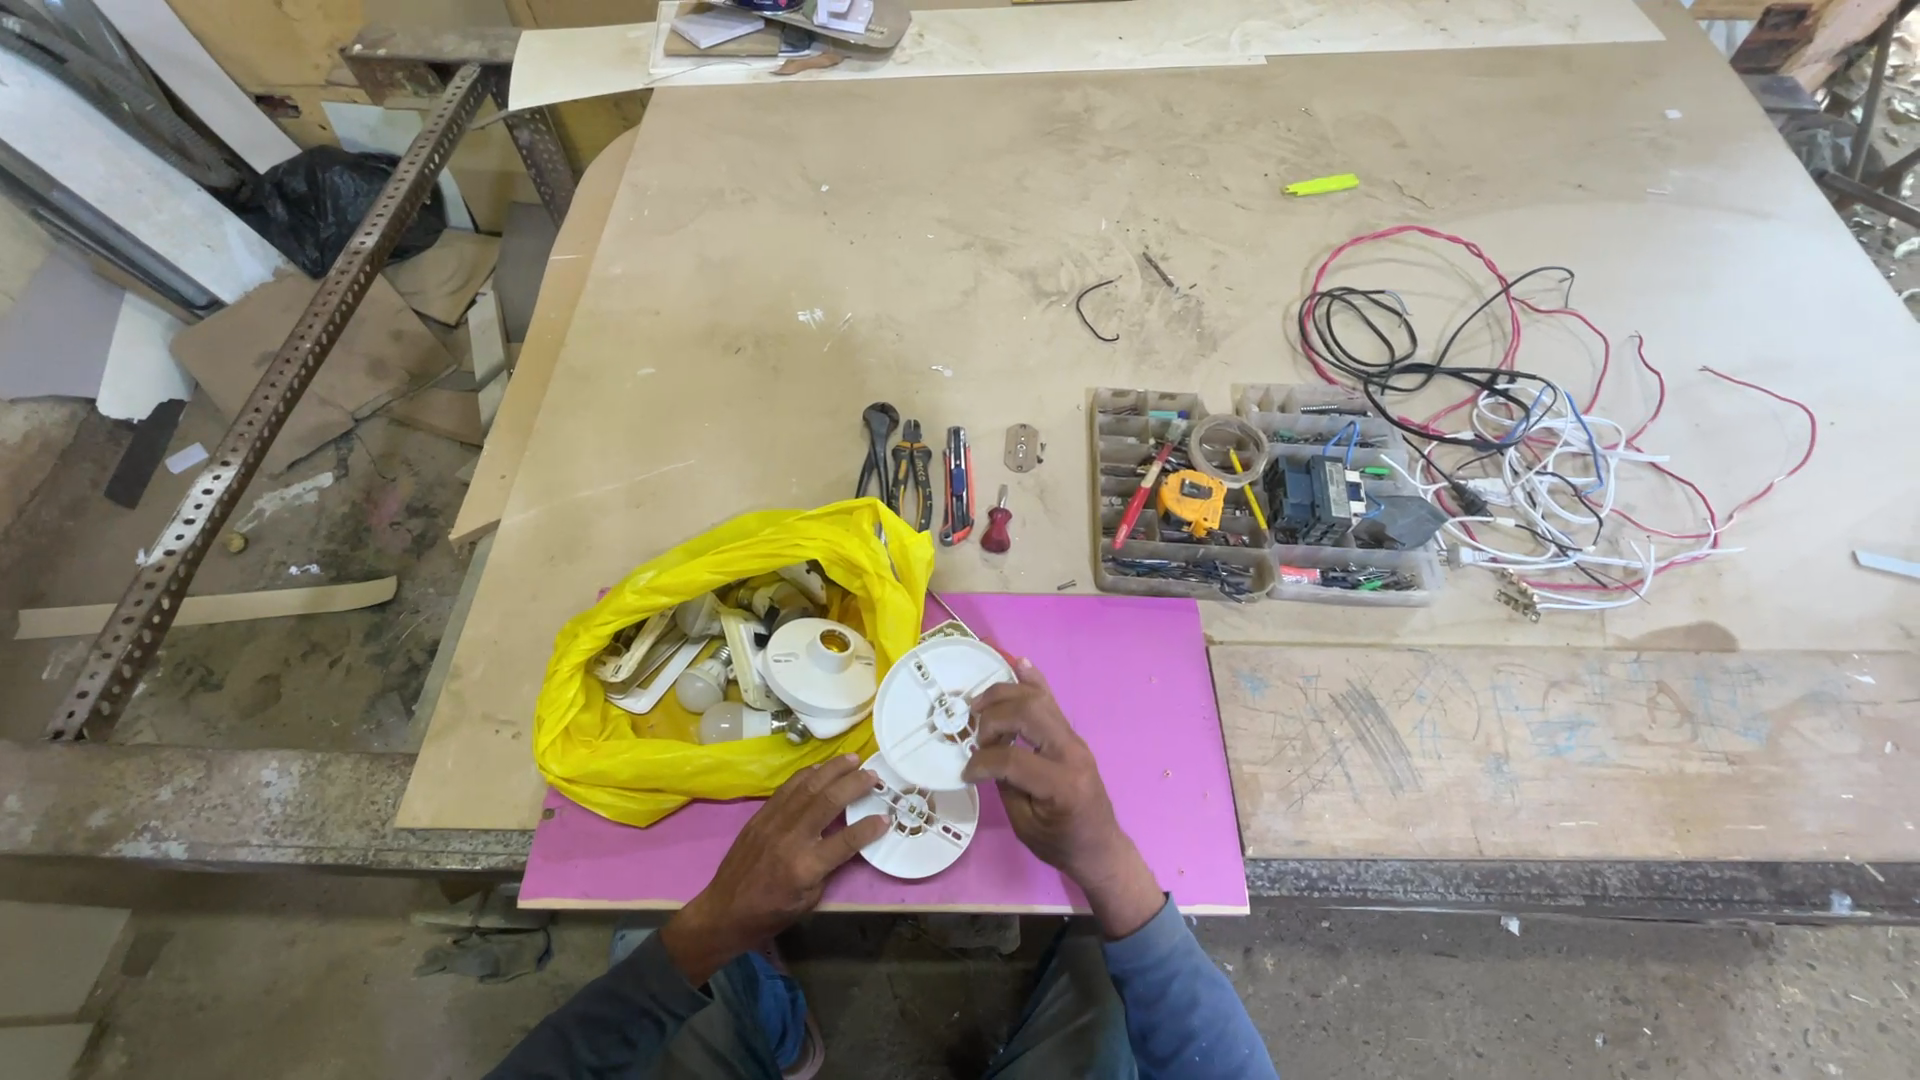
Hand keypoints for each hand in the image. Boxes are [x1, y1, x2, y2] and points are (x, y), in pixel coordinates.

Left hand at [661, 754, 888, 983]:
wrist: (724, 911)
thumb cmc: (771, 913)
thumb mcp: (809, 900)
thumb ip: (830, 867)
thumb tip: (848, 840)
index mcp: (805, 867)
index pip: (846, 840)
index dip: (869, 828)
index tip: (886, 817)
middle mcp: (791, 839)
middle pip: (829, 801)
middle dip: (855, 784)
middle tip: (874, 775)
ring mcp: (774, 823)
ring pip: (808, 786)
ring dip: (833, 769)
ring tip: (853, 759)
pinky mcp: (761, 815)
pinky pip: (789, 787)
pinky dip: (808, 774)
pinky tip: (822, 768)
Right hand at [963, 659, 1162, 938]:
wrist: (1100, 847)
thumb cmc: (1061, 843)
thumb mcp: (1025, 825)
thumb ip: (1006, 785)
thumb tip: (983, 756)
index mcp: (1061, 783)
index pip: (1012, 759)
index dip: (982, 762)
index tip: (967, 773)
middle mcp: (1071, 752)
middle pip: (1028, 713)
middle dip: (993, 717)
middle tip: (975, 735)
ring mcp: (1075, 739)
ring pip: (1038, 700)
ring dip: (1005, 695)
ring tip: (978, 705)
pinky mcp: (1071, 735)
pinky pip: (1051, 702)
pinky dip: (1033, 681)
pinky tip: (1018, 664)